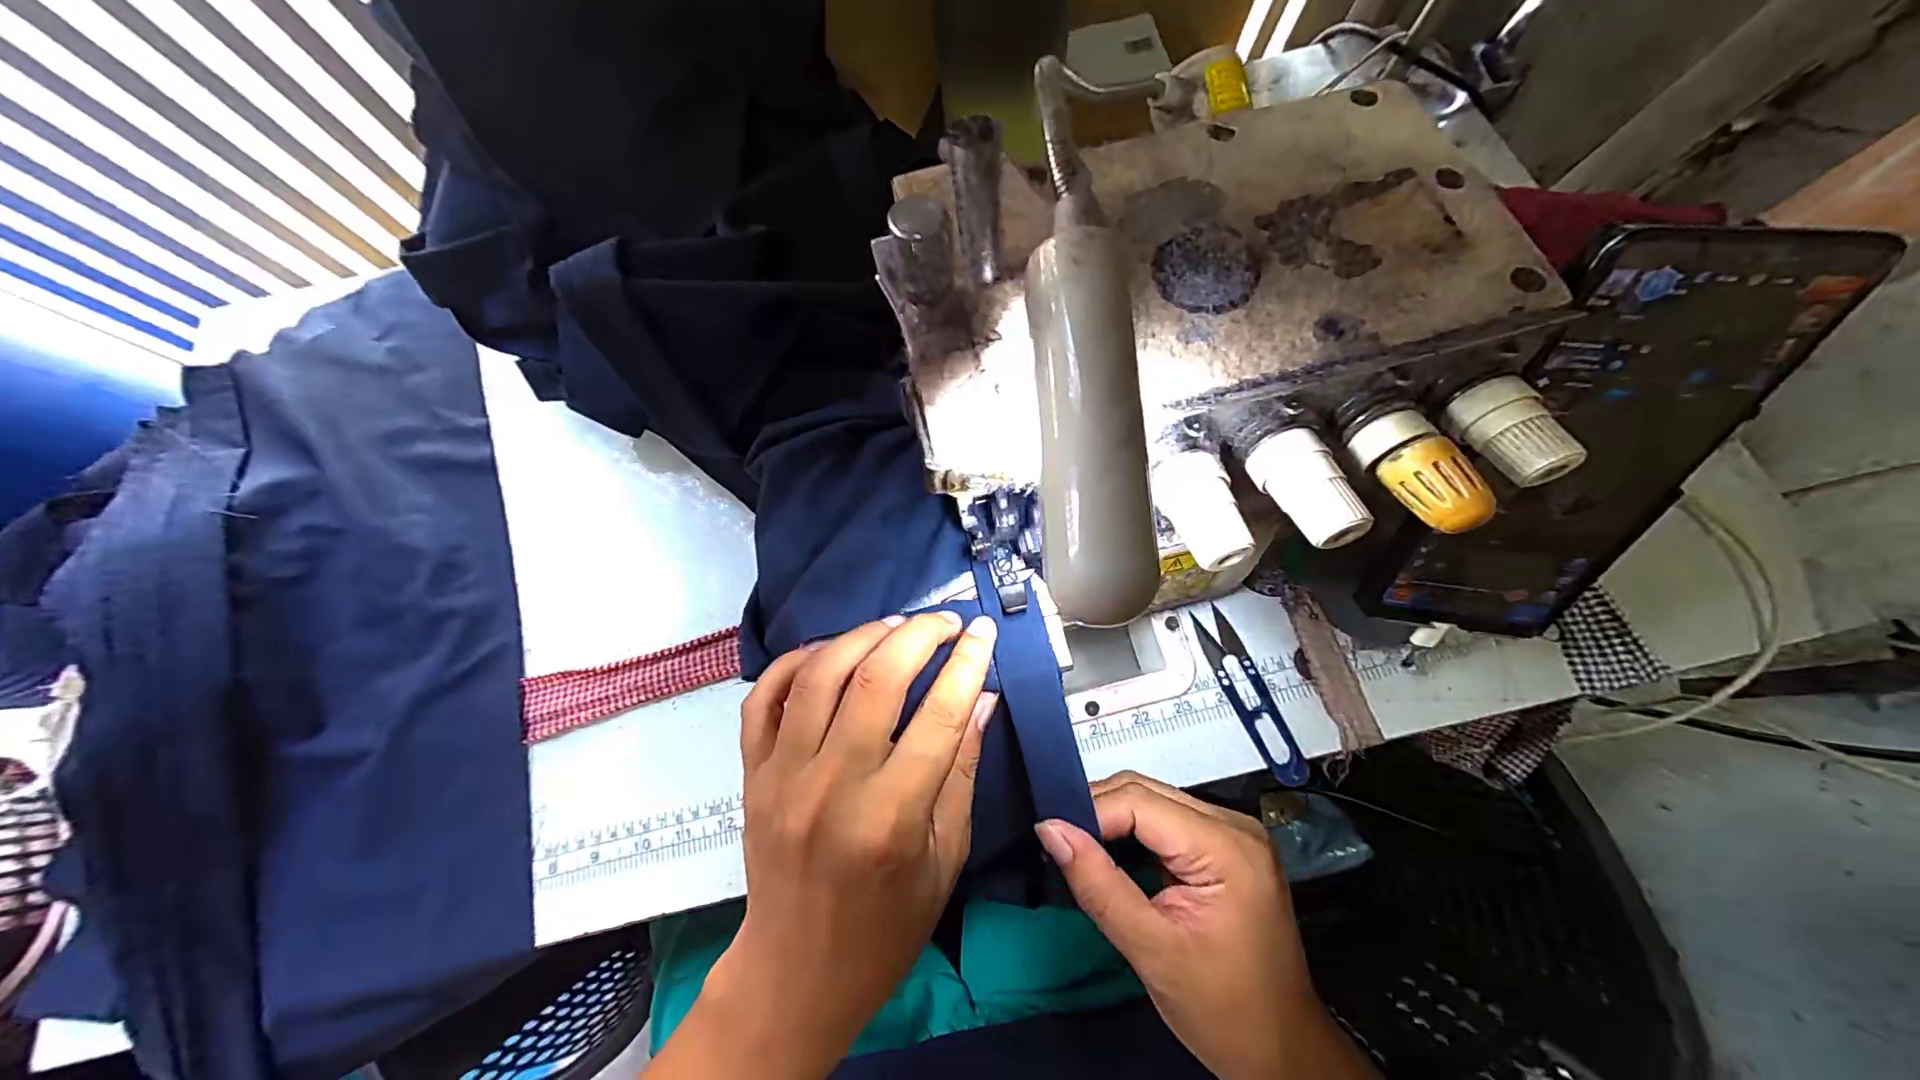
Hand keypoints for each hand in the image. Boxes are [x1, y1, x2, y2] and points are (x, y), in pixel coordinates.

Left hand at [652, 612, 998, 1078]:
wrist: (797, 969)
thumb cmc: (886, 924)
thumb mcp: (945, 858)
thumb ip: (961, 771)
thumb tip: (982, 698)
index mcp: (891, 818)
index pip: (939, 715)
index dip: (967, 662)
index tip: (983, 632)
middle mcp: (832, 787)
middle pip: (876, 678)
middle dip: (919, 635)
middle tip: (945, 623)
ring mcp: (783, 775)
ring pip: (820, 674)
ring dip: (863, 635)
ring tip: (896, 626)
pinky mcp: (752, 773)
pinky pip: (764, 697)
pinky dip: (797, 660)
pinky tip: (831, 651)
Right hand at [1035, 772, 1378, 1079]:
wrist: (1283, 1053)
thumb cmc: (1227, 1012)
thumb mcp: (1152, 950)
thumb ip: (1098, 885)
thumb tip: (1052, 831)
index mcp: (1227, 847)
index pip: (1138, 801)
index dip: (1089, 813)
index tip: (1052, 837)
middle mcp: (1234, 826)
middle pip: (1145, 791)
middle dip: (1096, 811)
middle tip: (1059, 841)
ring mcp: (1233, 834)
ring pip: (1152, 800)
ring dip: (1112, 819)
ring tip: (1080, 848)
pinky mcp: (1225, 846)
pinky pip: (1165, 820)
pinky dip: (1132, 831)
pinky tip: (1112, 854)